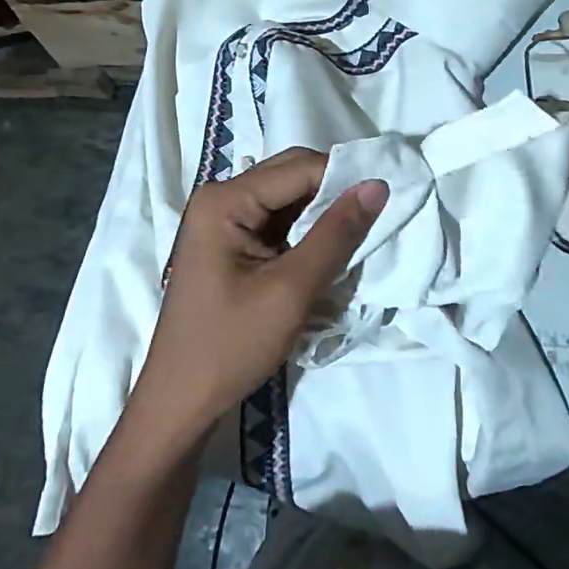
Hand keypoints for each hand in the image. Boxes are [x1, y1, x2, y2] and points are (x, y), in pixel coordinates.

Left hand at [129, 148, 387, 443]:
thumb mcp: (291, 290)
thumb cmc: (230, 345)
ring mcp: (223, 220)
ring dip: (323, 211)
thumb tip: (377, 186)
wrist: (181, 400)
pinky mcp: (231, 242)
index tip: (387, 195)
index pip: (298, 168)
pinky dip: (307, 230)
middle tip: (376, 213)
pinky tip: (331, 246)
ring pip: (287, 197)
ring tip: (361, 229)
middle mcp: (220, 198)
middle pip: (290, 175)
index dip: (344, 176)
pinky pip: (278, 220)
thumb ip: (335, 235)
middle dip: (334, 191)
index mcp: (224, 201)